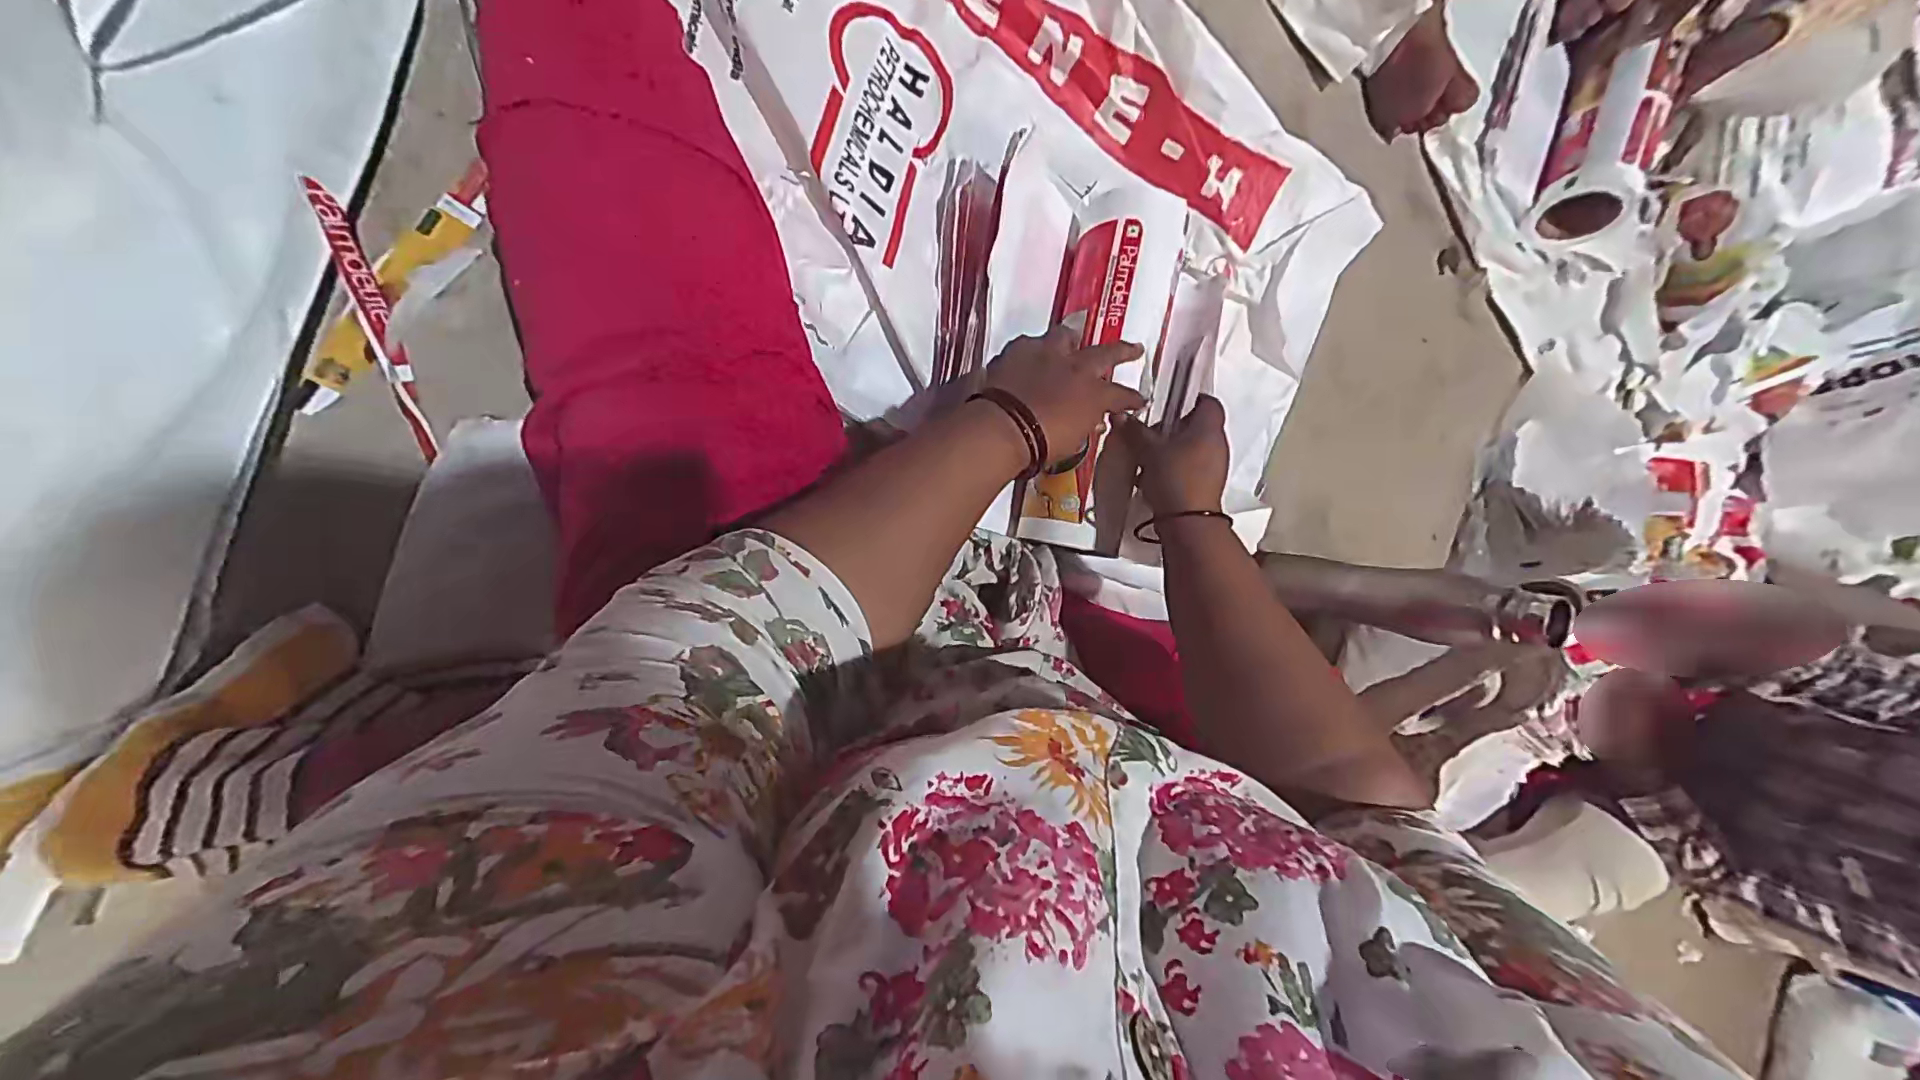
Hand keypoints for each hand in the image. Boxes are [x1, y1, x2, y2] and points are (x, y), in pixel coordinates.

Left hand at [982, 326, 1146, 466]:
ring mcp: (1046, 354)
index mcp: (1093, 393)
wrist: (1003, 428)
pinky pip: (1028, 344)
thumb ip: (1083, 426)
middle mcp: (1075, 367)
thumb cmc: (1040, 444)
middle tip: (1134, 349)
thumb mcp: (1071, 442)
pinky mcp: (1017, 350)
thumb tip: (1091, 422)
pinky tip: (1029, 355)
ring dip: (1071, 339)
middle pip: (1106, 354)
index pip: (1120, 395)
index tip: (1137, 401)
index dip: (1130, 399)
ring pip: (1065, 336)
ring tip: (1072, 339)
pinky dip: (1032, 350)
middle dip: (1123, 352)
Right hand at [1116, 393, 1227, 514]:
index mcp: (1209, 428)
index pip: (1207, 401)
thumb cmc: (1176, 480)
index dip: (1188, 399)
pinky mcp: (1206, 484)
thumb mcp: (1148, 451)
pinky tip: (1154, 476)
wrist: (1187, 521)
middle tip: (1151, 431)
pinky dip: (1173, 467)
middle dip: (1173, 427)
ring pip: (1192, 447)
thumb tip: (1122, 417)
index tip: (1169, 403)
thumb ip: (1135, 431)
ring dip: (1171, 448)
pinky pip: (1189, 467)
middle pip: (1197, 425)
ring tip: (1148, 455)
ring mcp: (1214, 466)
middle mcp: (1217, 444)